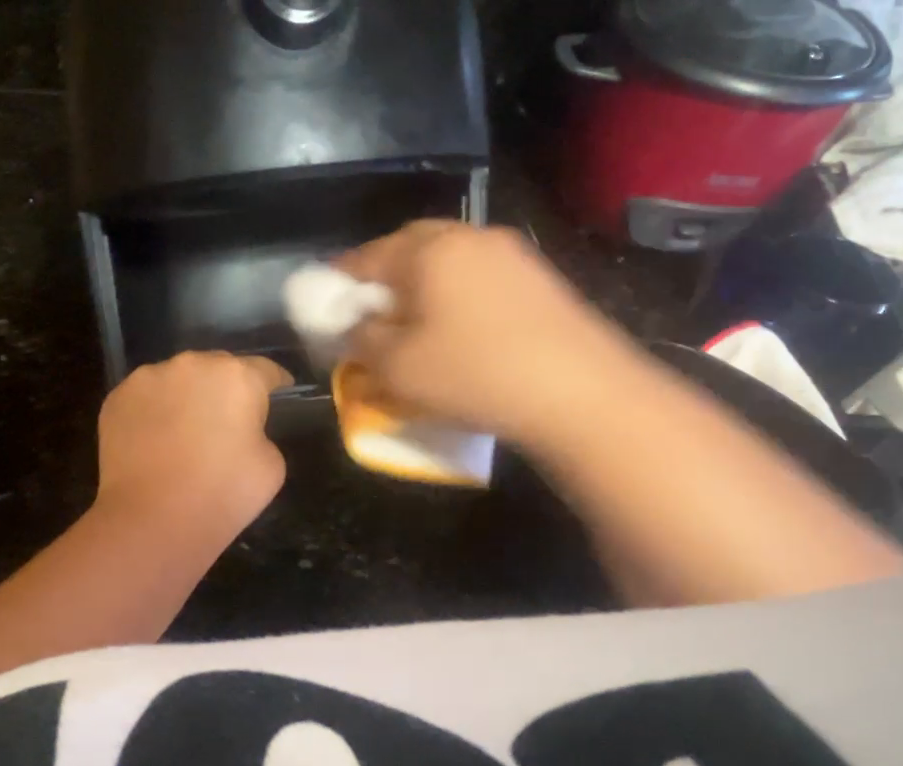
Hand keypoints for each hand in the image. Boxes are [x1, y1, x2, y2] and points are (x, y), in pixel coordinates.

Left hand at [96, 350, 292, 535]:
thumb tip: (241, 430)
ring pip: (176, 380)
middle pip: (217, 369)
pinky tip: (154, 441)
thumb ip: (261, 433)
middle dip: (225, 389)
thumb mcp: (271, 465)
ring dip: (185, 397)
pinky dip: (152, 413)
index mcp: (237, 376)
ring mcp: (148, 378)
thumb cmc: (222, 494)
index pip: (265, 371)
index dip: (275, 384)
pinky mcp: (117, 399)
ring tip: (183, 432)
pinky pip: (145, 399)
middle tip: (226, 422)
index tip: (278, 395)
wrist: (152, 519)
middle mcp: (192, 364)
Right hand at [335, 220, 629, 438]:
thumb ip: (362, 340)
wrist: (578, 391)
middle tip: (368, 318)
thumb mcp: (396, 367)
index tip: (324, 309)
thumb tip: (356, 326)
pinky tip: (456, 338)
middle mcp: (470, 238)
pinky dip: (456, 303)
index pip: (366, 257)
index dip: (339, 284)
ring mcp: (512, 256)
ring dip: (422, 292)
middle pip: (410, 251)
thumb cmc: (472, 374)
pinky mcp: (540, 282)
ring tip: (410, 332)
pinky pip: (479, 283)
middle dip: (383, 282)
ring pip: (448, 266)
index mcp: (429, 249)